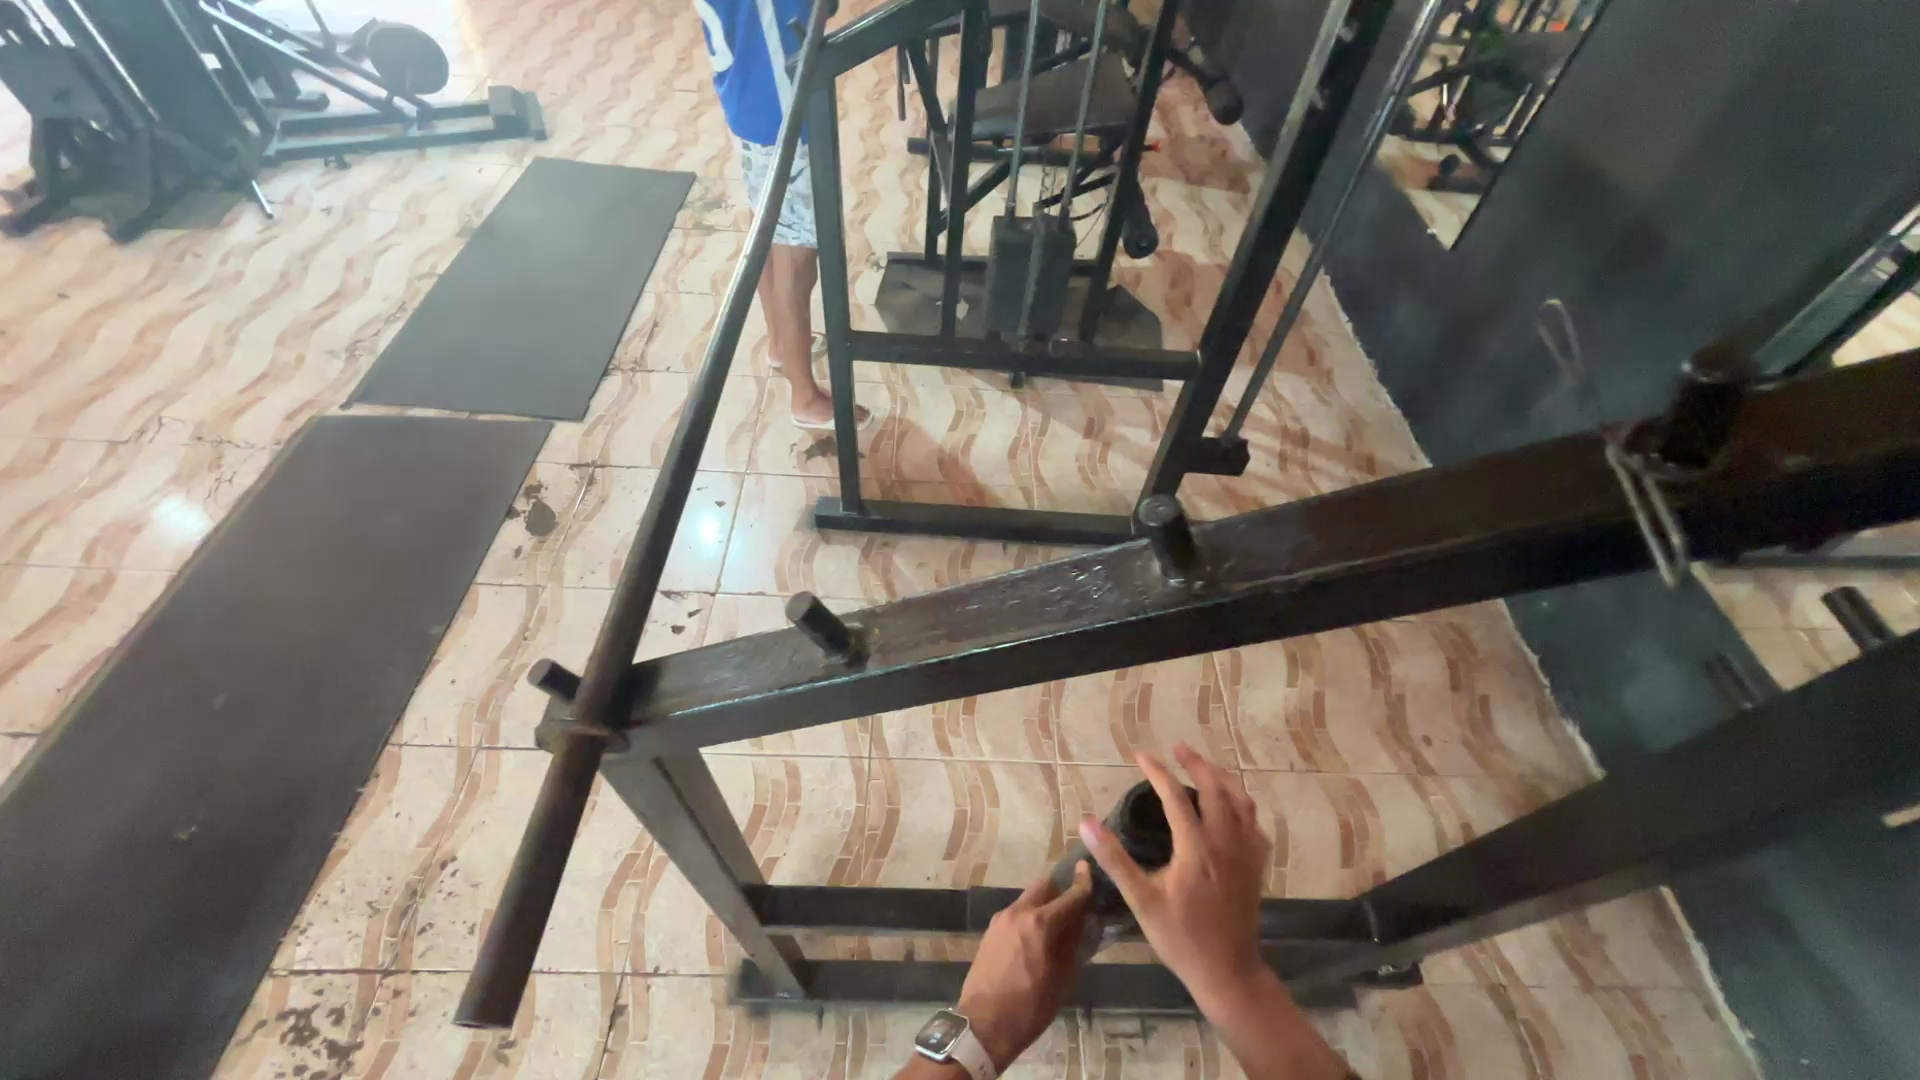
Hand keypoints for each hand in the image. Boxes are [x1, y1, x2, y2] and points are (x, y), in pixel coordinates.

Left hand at [955, 861, 1093, 1069]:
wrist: (983, 1025)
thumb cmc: (1029, 1008)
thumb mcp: (1061, 979)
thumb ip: (1073, 944)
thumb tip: (1083, 922)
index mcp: (1040, 923)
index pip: (1070, 896)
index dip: (1084, 883)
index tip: (1090, 870)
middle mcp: (1019, 912)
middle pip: (1045, 886)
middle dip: (1061, 888)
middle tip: (1076, 900)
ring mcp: (1001, 919)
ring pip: (1029, 898)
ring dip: (1045, 903)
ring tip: (1058, 922)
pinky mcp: (991, 930)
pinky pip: (1017, 913)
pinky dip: (1031, 915)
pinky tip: (1037, 935)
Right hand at [1077, 743, 1271, 1009]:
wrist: (1228, 971)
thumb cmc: (1180, 937)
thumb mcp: (1141, 901)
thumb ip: (1115, 860)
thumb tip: (1087, 823)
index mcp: (1196, 849)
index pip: (1175, 797)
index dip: (1157, 771)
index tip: (1141, 754)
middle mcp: (1226, 842)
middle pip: (1215, 788)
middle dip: (1195, 763)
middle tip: (1176, 747)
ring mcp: (1246, 853)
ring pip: (1240, 800)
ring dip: (1221, 777)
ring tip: (1203, 767)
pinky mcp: (1257, 865)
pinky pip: (1254, 822)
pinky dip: (1240, 803)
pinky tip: (1230, 805)